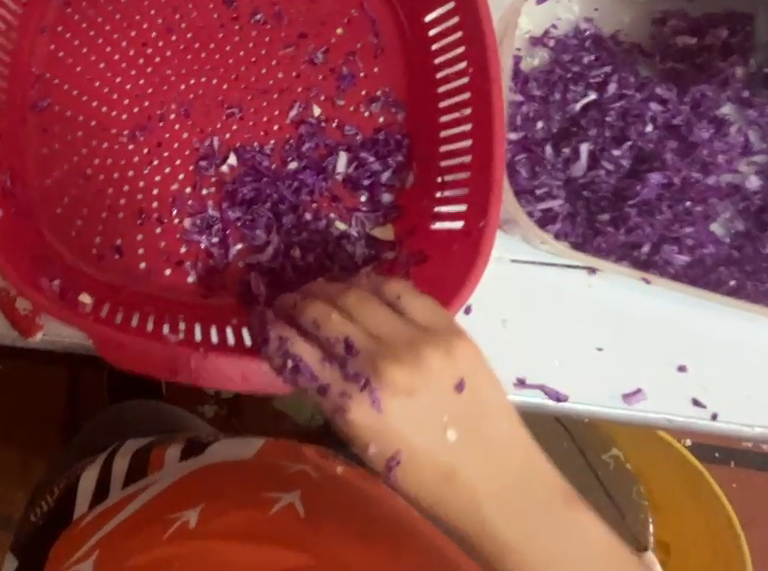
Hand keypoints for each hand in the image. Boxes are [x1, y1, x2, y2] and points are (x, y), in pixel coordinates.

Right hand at [263, 276, 548, 524]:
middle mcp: (379, 365)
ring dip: (327, 287)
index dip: (275, 327)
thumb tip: (297, 346)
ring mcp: (416, 343)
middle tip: (288, 301)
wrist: (500, 486)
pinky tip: (360, 285)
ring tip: (319, 290)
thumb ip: (326, 389)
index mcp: (351, 403)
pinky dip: (371, 282)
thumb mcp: (357, 438)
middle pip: (321, 313)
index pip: (295, 347)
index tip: (268, 319)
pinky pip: (398, 289)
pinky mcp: (449, 330)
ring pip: (354, 293)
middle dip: (296, 302)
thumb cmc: (421, 474)